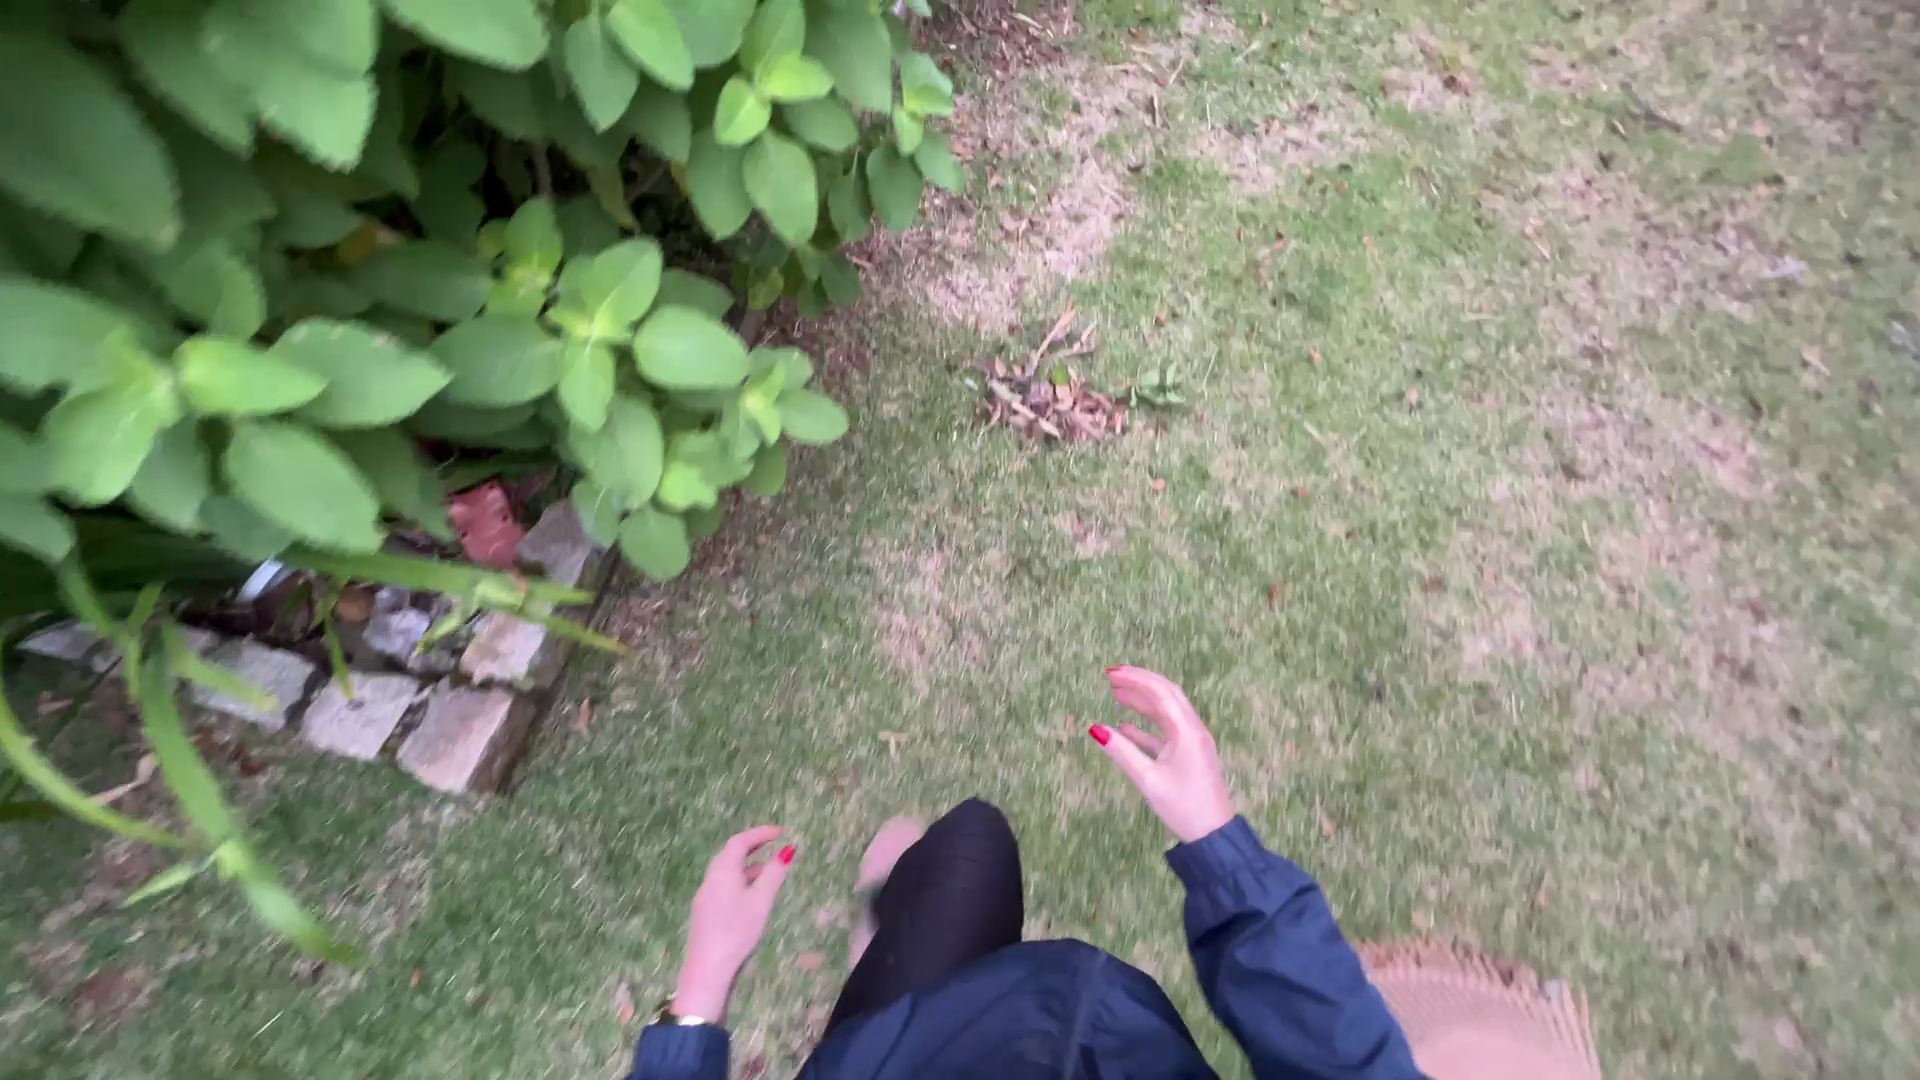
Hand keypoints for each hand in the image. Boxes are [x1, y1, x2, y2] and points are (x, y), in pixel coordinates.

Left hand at [671, 826, 794, 1019]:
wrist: (707, 972)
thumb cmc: (737, 931)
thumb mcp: (761, 901)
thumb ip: (774, 874)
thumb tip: (787, 850)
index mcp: (722, 871)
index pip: (740, 842)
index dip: (760, 833)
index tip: (781, 832)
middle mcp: (710, 879)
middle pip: (730, 854)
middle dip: (752, 846)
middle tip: (773, 844)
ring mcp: (705, 897)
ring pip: (726, 871)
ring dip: (747, 865)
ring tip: (768, 871)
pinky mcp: (704, 913)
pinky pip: (723, 885)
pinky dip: (740, 880)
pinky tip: (751, 896)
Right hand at [1090, 666, 1236, 842]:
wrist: (1213, 835)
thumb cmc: (1183, 806)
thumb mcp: (1148, 779)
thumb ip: (1122, 752)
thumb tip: (1095, 729)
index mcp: (1187, 731)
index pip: (1161, 692)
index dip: (1136, 679)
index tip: (1111, 673)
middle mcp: (1192, 729)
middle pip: (1166, 695)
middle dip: (1140, 682)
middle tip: (1112, 676)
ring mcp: (1192, 742)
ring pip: (1166, 712)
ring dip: (1142, 701)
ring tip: (1116, 694)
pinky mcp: (1188, 754)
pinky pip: (1165, 731)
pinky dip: (1146, 725)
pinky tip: (1125, 726)